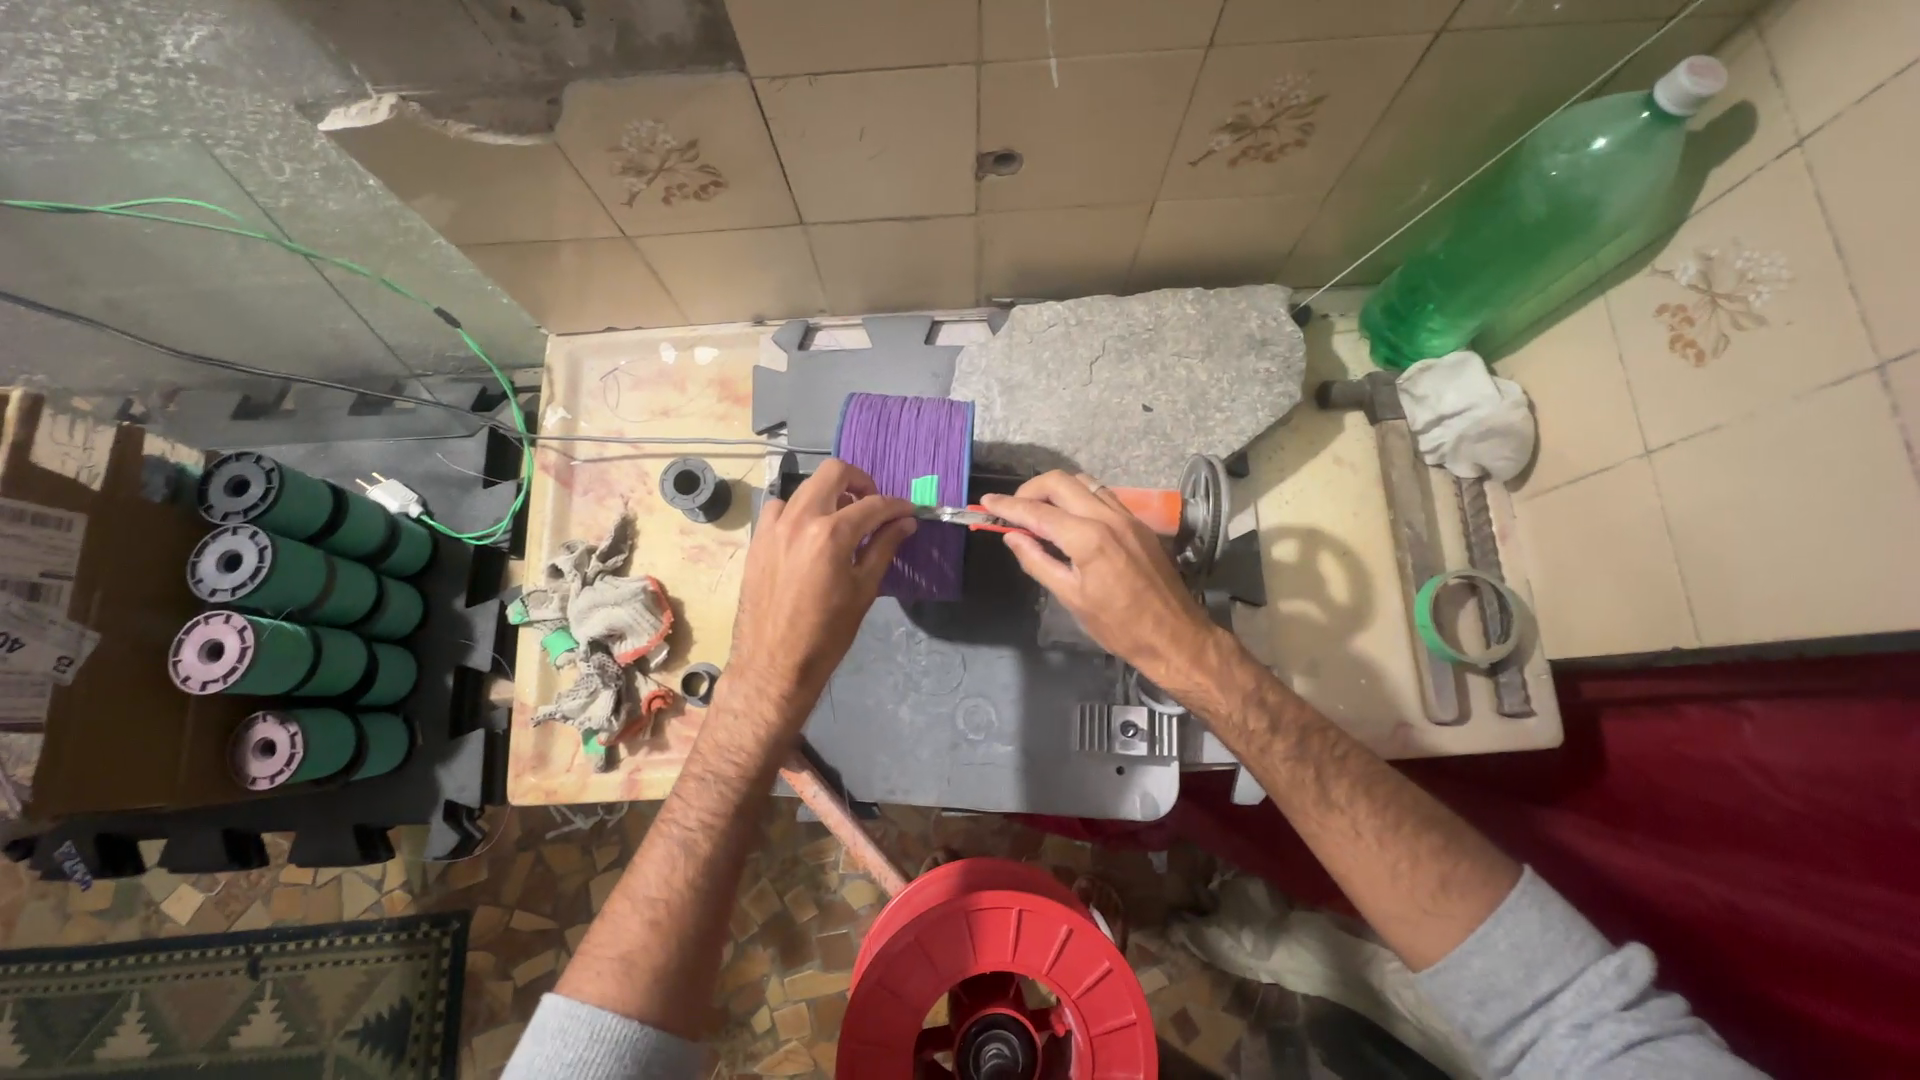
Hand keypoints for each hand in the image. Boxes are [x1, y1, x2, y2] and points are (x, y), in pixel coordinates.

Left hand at [725, 459, 916, 725]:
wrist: (774, 663)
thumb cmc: (827, 633)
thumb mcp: (864, 590)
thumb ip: (884, 548)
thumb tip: (904, 523)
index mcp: (832, 534)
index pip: (874, 504)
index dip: (897, 506)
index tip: (909, 512)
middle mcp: (800, 519)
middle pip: (834, 472)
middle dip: (861, 481)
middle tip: (874, 505)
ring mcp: (773, 526)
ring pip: (805, 487)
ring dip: (828, 495)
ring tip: (841, 520)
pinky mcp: (757, 539)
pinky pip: (779, 508)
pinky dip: (798, 510)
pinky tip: (808, 534)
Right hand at [981, 471, 1218, 683]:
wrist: (1173, 634)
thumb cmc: (1118, 626)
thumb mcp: (1071, 597)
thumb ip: (1038, 562)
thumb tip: (1013, 537)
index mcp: (1088, 538)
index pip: (1038, 512)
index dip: (1008, 506)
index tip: (986, 504)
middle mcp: (1108, 517)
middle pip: (1060, 482)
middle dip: (1030, 490)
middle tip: (1013, 509)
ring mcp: (1127, 517)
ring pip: (1084, 483)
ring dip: (1056, 490)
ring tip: (1038, 512)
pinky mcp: (1138, 523)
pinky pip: (1102, 496)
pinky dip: (1079, 497)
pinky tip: (1069, 518)